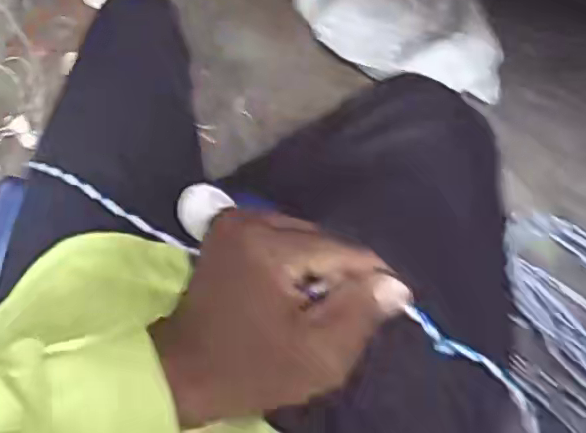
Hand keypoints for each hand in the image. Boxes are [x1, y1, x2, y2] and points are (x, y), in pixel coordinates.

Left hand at [149, 208, 409, 427]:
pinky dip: (291, 255)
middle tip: (349, 311)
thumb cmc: (256, 367)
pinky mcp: (224, 227)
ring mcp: (232, 219)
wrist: (190, 365)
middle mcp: (249, 219)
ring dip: (316, 262)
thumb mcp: (319, 354)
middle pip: (317, 236)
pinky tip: (294, 288)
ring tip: (320, 303)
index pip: (338, 249)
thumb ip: (358, 312)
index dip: (370, 276)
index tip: (393, 302)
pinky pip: (274, 232)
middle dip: (339, 270)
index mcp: (269, 245)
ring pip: (297, 232)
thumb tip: (395, 282)